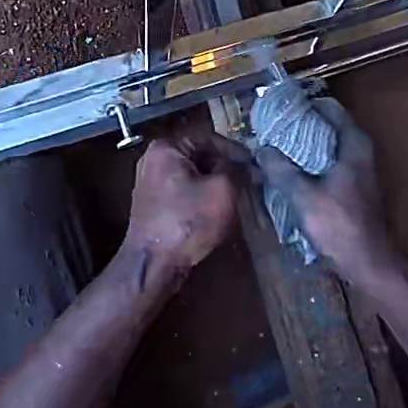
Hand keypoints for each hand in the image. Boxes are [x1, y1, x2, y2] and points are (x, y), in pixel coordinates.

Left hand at [122, 137, 237, 288]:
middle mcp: (154, 161)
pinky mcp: (154, 206)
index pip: (210, 140)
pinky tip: (217, 213)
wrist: (153, 266)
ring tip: (238, 198)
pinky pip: (185, 194)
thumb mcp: (222, 189)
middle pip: (201, 158)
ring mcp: (151, 184)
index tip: (255, 167)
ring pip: (194, 178)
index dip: (236, 153)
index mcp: (166, 148)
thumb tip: (249, 166)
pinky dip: (202, 200)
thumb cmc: (187, 221)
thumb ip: (238, 170)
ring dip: (216, 187)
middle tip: (250, 183)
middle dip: (226, 171)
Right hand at [252, 98, 397, 284]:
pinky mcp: (354, 187)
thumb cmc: (340, 226)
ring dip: (305, 145)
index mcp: (354, 144)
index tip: (280, 106)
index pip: (331, 108)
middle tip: (272, 127)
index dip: (306, 104)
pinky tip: (291, 171)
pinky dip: (312, 162)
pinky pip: (330, 163)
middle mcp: (360, 151)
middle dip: (301, 125)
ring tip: (275, 147)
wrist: (370, 264)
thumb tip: (261, 149)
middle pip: (329, 126)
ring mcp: (359, 169)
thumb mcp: (304, 197)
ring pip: (329, 146)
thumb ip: (282, 171)